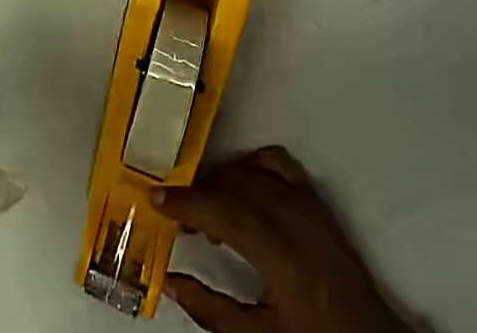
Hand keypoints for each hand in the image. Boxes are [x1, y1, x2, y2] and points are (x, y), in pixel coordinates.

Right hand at [154, 147, 416, 332]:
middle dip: (199, 190)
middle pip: (236, 184)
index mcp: (284, 257)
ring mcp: (312, 208)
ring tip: (208, 203)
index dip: (188, 203)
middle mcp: (299, 222)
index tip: (157, 199)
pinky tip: (242, 186)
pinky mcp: (319, 204)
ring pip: (254, 169)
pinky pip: (281, 165)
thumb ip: (211, 310)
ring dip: (224, 178)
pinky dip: (254, 165)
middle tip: (175, 208)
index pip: (225, 212)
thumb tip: (169, 280)